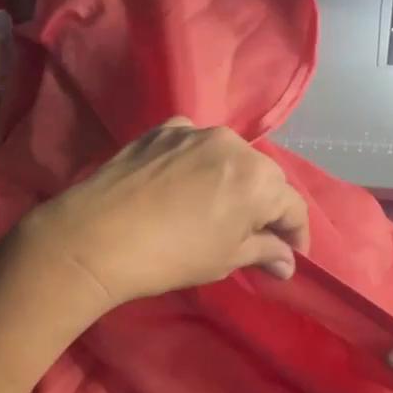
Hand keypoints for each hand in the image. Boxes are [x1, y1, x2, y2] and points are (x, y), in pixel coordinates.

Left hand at [15, 118, 309, 310]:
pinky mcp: (162, 131)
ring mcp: (195, 132)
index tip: (290, 257)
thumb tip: (287, 262)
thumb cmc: (171, 256)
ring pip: (230, 156)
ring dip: (233, 181)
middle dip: (267, 206)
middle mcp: (233, 145)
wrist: (96, 237)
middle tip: (255, 236)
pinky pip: (194, 145)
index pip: (293, 207)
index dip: (296, 235)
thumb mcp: (225, 259)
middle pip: (265, 177)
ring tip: (218, 209)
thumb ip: (263, 252)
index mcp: (258, 180)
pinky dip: (198, 163)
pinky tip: (184, 186)